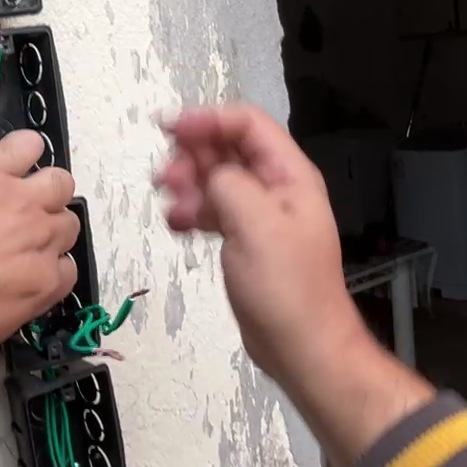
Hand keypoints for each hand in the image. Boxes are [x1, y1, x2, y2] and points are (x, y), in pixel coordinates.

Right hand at [155, 105, 355, 380]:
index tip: (170, 129)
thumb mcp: (257, 225)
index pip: (246, 125)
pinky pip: (210, 208)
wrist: (300, 347)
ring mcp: (257, 213)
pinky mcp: (242, 237)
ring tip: (171, 207)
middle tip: (166, 177)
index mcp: (289, 176)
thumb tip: (206, 171)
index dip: (207, 120)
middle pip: (225, 148)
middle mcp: (274, 188)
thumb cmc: (288, 290)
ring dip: (186, 185)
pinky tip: (179, 226)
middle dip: (191, 156)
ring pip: (213, 178)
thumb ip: (229, 183)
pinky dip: (190, 212)